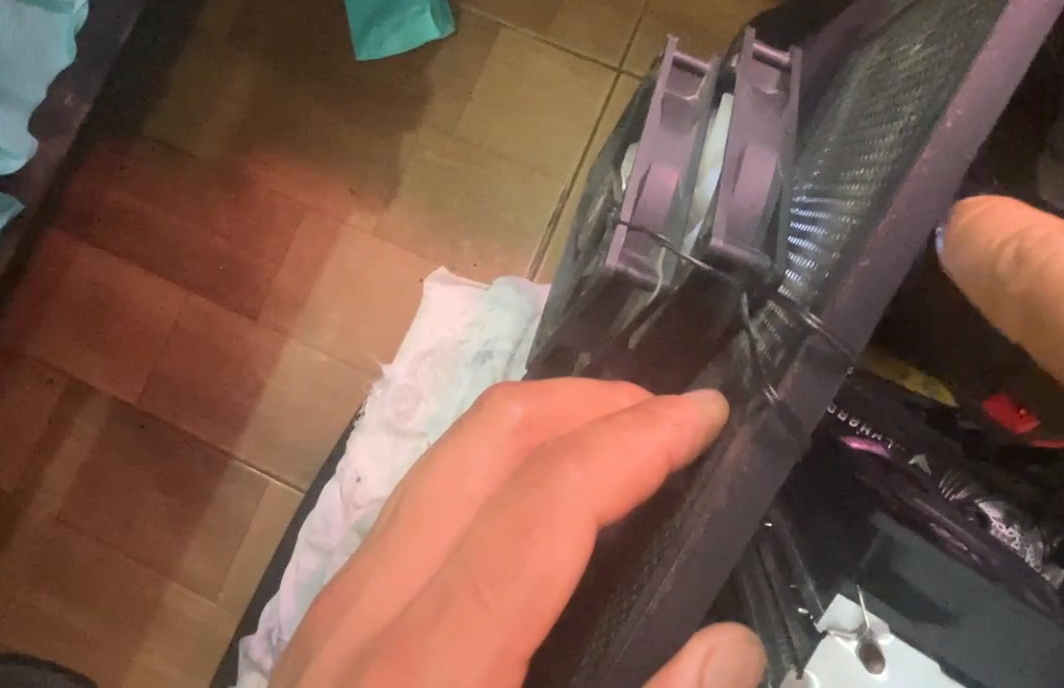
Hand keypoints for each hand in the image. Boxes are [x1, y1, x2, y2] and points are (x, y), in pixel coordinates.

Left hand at [270, 379, 765, 687]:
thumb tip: (732, 641)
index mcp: (426, 666)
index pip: (545, 499)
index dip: (639, 438)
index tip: (710, 413)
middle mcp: (367, 606)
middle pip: (489, 435)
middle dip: (594, 401)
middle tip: (671, 417)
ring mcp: (338, 602)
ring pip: (453, 451)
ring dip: (548, 422)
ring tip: (621, 441)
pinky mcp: (331, 617)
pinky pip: (430, 493)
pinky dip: (504, 464)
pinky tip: (547, 502)